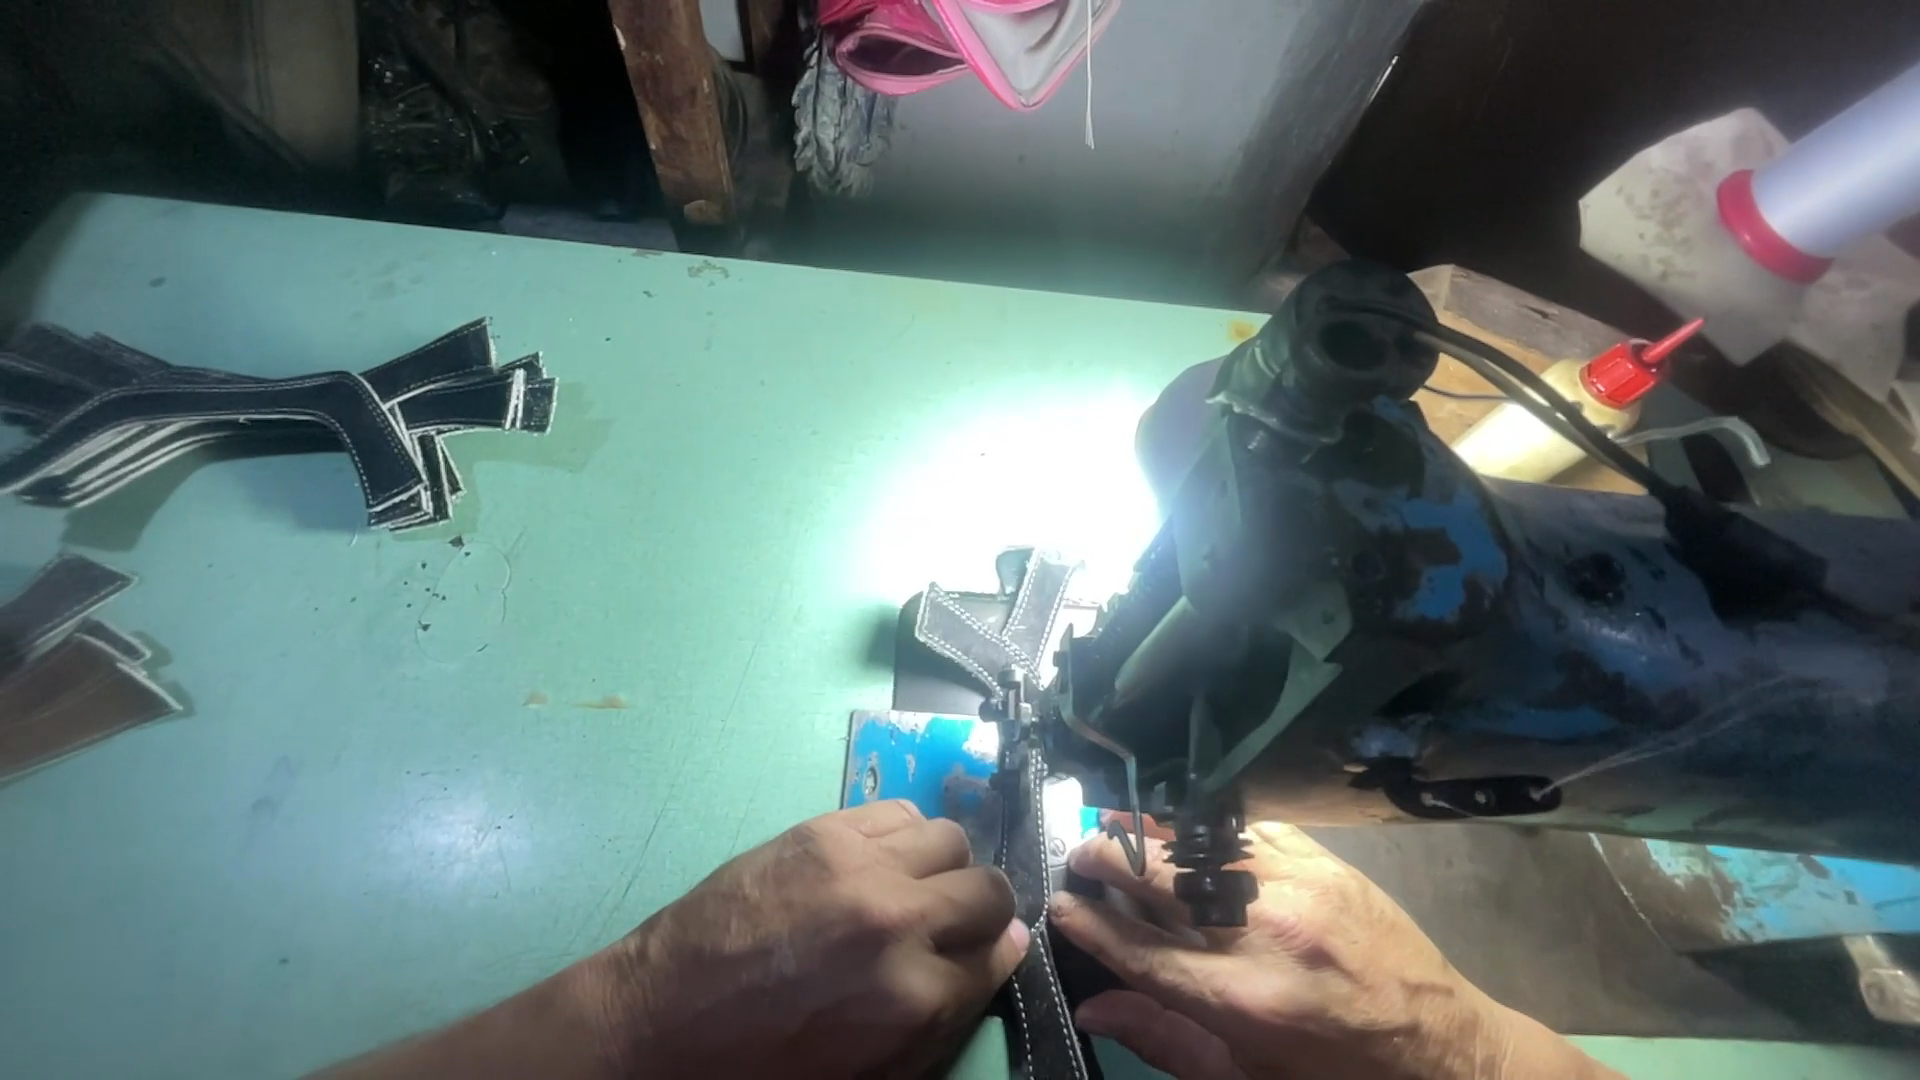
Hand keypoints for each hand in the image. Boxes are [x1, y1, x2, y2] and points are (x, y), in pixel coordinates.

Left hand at [603, 800, 1029, 1078]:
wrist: (666, 1013)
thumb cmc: (769, 1059)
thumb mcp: (870, 1070)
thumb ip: (944, 1018)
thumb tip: (1000, 951)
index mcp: (912, 999)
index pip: (999, 956)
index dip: (996, 953)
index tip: (987, 947)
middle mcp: (899, 921)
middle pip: (989, 891)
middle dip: (983, 910)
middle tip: (952, 920)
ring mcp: (862, 865)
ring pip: (951, 839)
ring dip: (944, 867)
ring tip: (912, 884)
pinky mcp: (825, 829)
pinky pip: (900, 811)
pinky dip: (904, 835)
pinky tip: (880, 859)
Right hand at [1051, 822, 1615, 1079]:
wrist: (1447, 1050)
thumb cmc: (1336, 1077)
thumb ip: (1162, 1040)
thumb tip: (1090, 1006)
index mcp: (1243, 1002)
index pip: (1140, 952)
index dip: (1091, 925)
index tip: (1060, 903)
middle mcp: (1263, 934)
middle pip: (1160, 882)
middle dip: (1108, 861)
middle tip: (1081, 854)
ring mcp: (1294, 886)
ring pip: (1196, 842)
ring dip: (1148, 833)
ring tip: (1117, 828)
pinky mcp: (1321, 859)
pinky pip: (1244, 826)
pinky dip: (1203, 827)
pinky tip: (1182, 828)